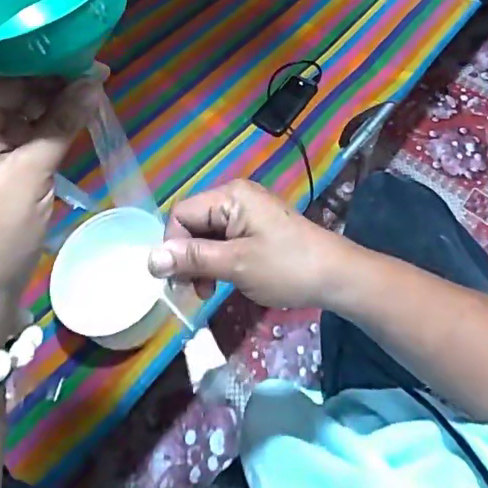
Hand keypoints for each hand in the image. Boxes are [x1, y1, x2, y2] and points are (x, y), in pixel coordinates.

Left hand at [0, 64, 104, 347]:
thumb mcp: (28, 176)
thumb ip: (61, 124)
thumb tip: (93, 80)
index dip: (35, 53)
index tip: (75, 42)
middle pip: (15, 89)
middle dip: (54, 76)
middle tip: (98, 65)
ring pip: (27, 112)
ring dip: (58, 100)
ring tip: (98, 83)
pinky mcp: (6, 173)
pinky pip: (32, 137)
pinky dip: (56, 125)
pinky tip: (82, 112)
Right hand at [146, 180, 353, 309]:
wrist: (337, 276)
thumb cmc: (287, 267)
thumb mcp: (236, 265)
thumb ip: (193, 259)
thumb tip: (150, 259)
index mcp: (230, 196)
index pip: (181, 214)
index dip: (173, 246)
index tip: (180, 280)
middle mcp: (235, 197)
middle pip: (192, 223)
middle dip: (187, 256)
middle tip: (193, 291)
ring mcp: (246, 212)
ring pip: (205, 234)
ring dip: (200, 262)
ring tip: (207, 290)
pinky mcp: (255, 227)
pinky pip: (222, 239)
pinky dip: (217, 261)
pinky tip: (221, 282)